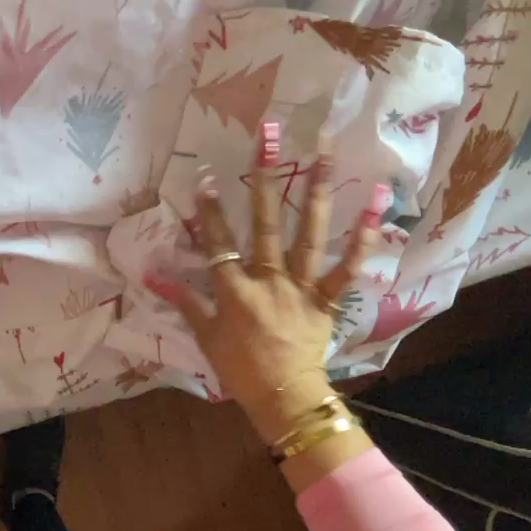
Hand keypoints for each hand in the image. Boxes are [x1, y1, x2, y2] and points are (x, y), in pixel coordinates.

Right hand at [145, 126, 387, 446]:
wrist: (283, 397)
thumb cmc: (239, 370)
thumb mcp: (205, 338)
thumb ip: (184, 302)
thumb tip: (153, 276)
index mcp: (235, 293)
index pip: (218, 245)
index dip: (209, 212)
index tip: (203, 178)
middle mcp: (269, 280)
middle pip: (266, 222)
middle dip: (265, 176)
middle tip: (269, 133)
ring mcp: (301, 286)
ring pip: (309, 231)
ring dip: (316, 186)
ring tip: (324, 146)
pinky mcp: (327, 297)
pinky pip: (348, 264)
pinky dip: (364, 235)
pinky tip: (377, 199)